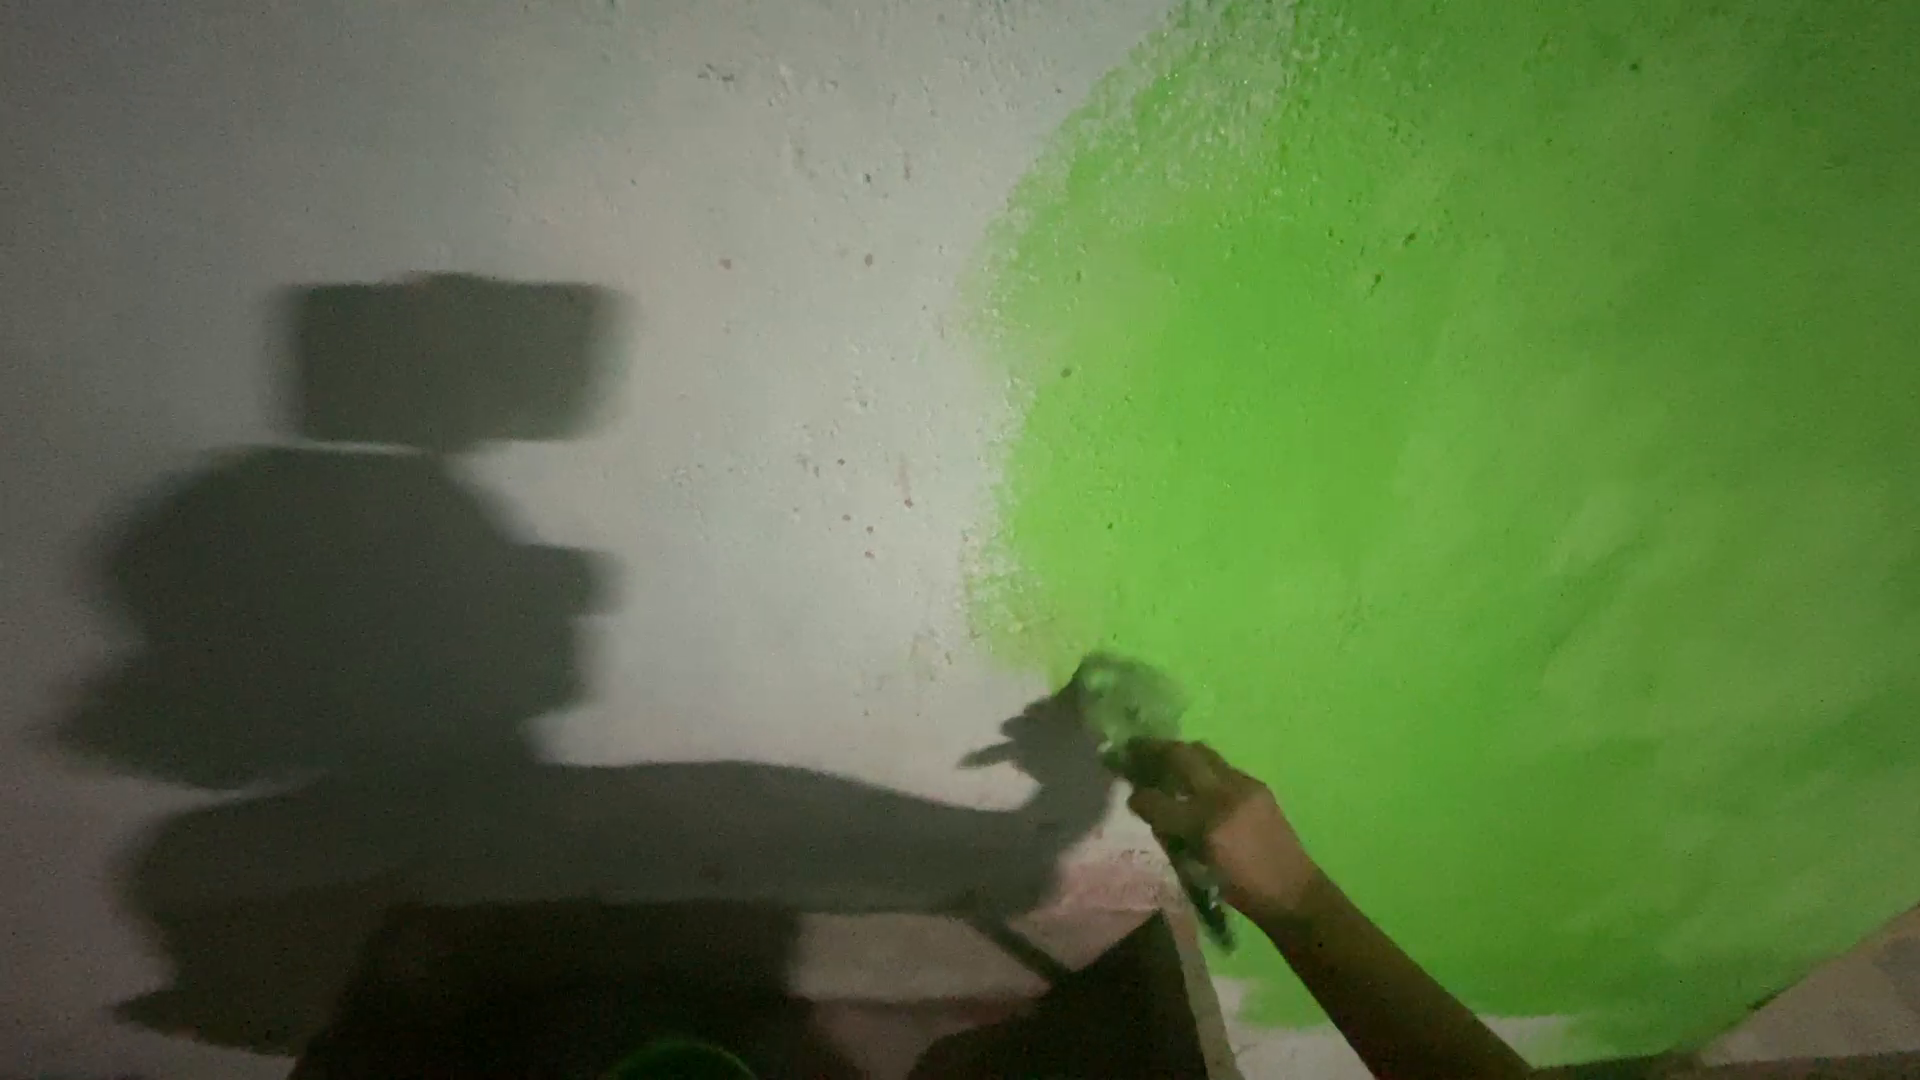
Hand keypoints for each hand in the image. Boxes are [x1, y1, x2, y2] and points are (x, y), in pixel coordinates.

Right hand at [1125, 741, 1320, 918]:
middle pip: (1180, 755)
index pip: (1158, 800)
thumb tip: (1149, 808)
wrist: (1293, 892)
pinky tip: (1196, 779)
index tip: (1130, 795)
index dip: (1139, 797)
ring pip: (1201, 751)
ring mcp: (1244, 785)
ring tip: (1163, 759)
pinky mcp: (1257, 784)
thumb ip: (1170, 833)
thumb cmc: (1240, 890)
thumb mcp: (1195, 868)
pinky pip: (1220, 765)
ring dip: (1178, 753)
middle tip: (1135, 751)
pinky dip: (1201, 767)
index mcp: (1207, 826)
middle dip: (1153, 750)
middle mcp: (1225, 796)